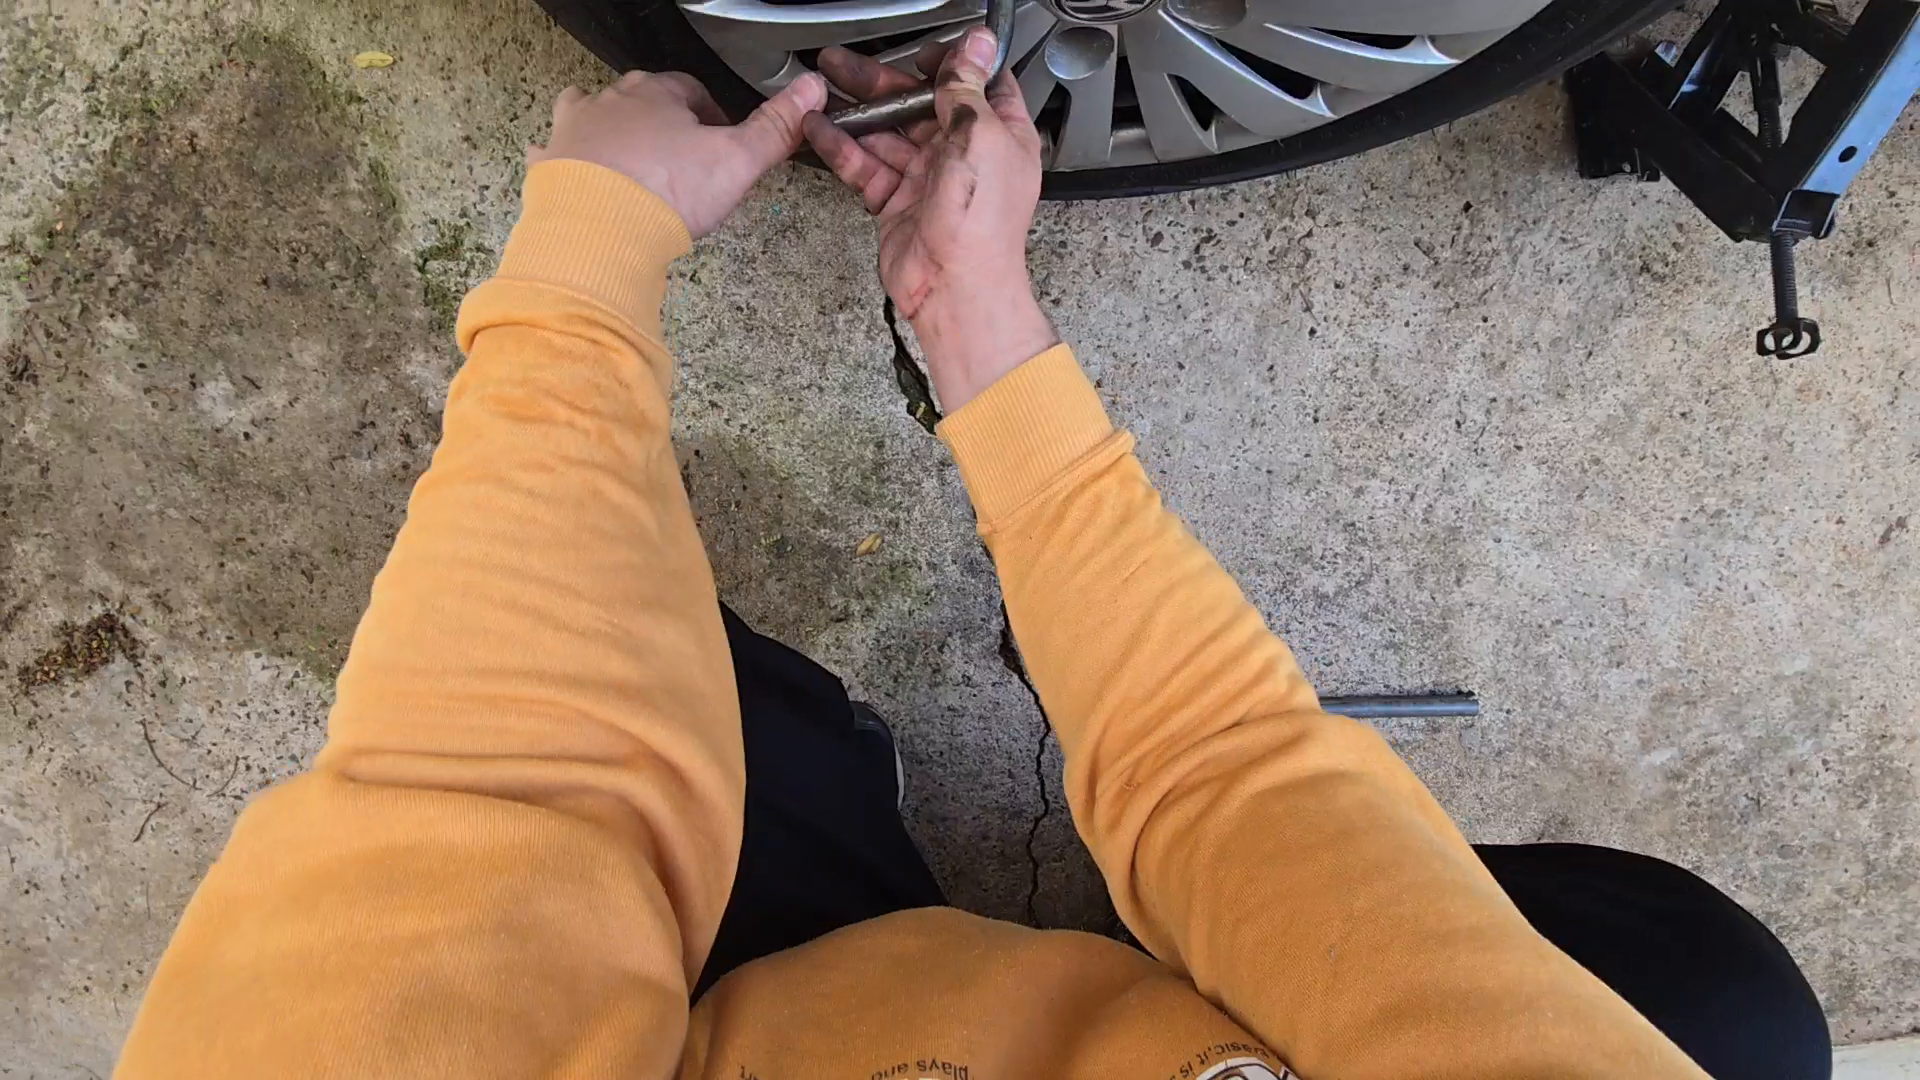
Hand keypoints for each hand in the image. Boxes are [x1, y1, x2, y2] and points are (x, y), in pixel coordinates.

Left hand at [530, 70, 826, 237]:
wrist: (603, 227)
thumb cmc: (671, 191)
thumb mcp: (739, 162)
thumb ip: (775, 128)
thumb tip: (812, 87)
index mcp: (659, 94)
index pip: (691, 90)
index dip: (712, 116)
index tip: (722, 142)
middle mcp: (612, 100)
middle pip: (643, 99)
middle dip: (664, 123)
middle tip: (685, 161)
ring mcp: (576, 129)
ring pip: (595, 114)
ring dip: (615, 132)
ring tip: (636, 167)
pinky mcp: (552, 163)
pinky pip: (556, 148)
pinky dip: (571, 158)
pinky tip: (583, 177)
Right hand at [803, 29, 1058, 411]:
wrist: (955, 288)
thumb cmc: (982, 224)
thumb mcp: (981, 136)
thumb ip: (967, 88)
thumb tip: (975, 44)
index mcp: (999, 138)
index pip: (978, 85)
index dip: (950, 63)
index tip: (922, 53)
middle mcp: (965, 158)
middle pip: (920, 106)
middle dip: (881, 84)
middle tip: (843, 62)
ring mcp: (929, 182)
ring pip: (887, 135)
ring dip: (854, 113)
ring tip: (821, 88)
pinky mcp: (898, 205)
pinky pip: (867, 168)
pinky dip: (842, 148)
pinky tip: (820, 128)